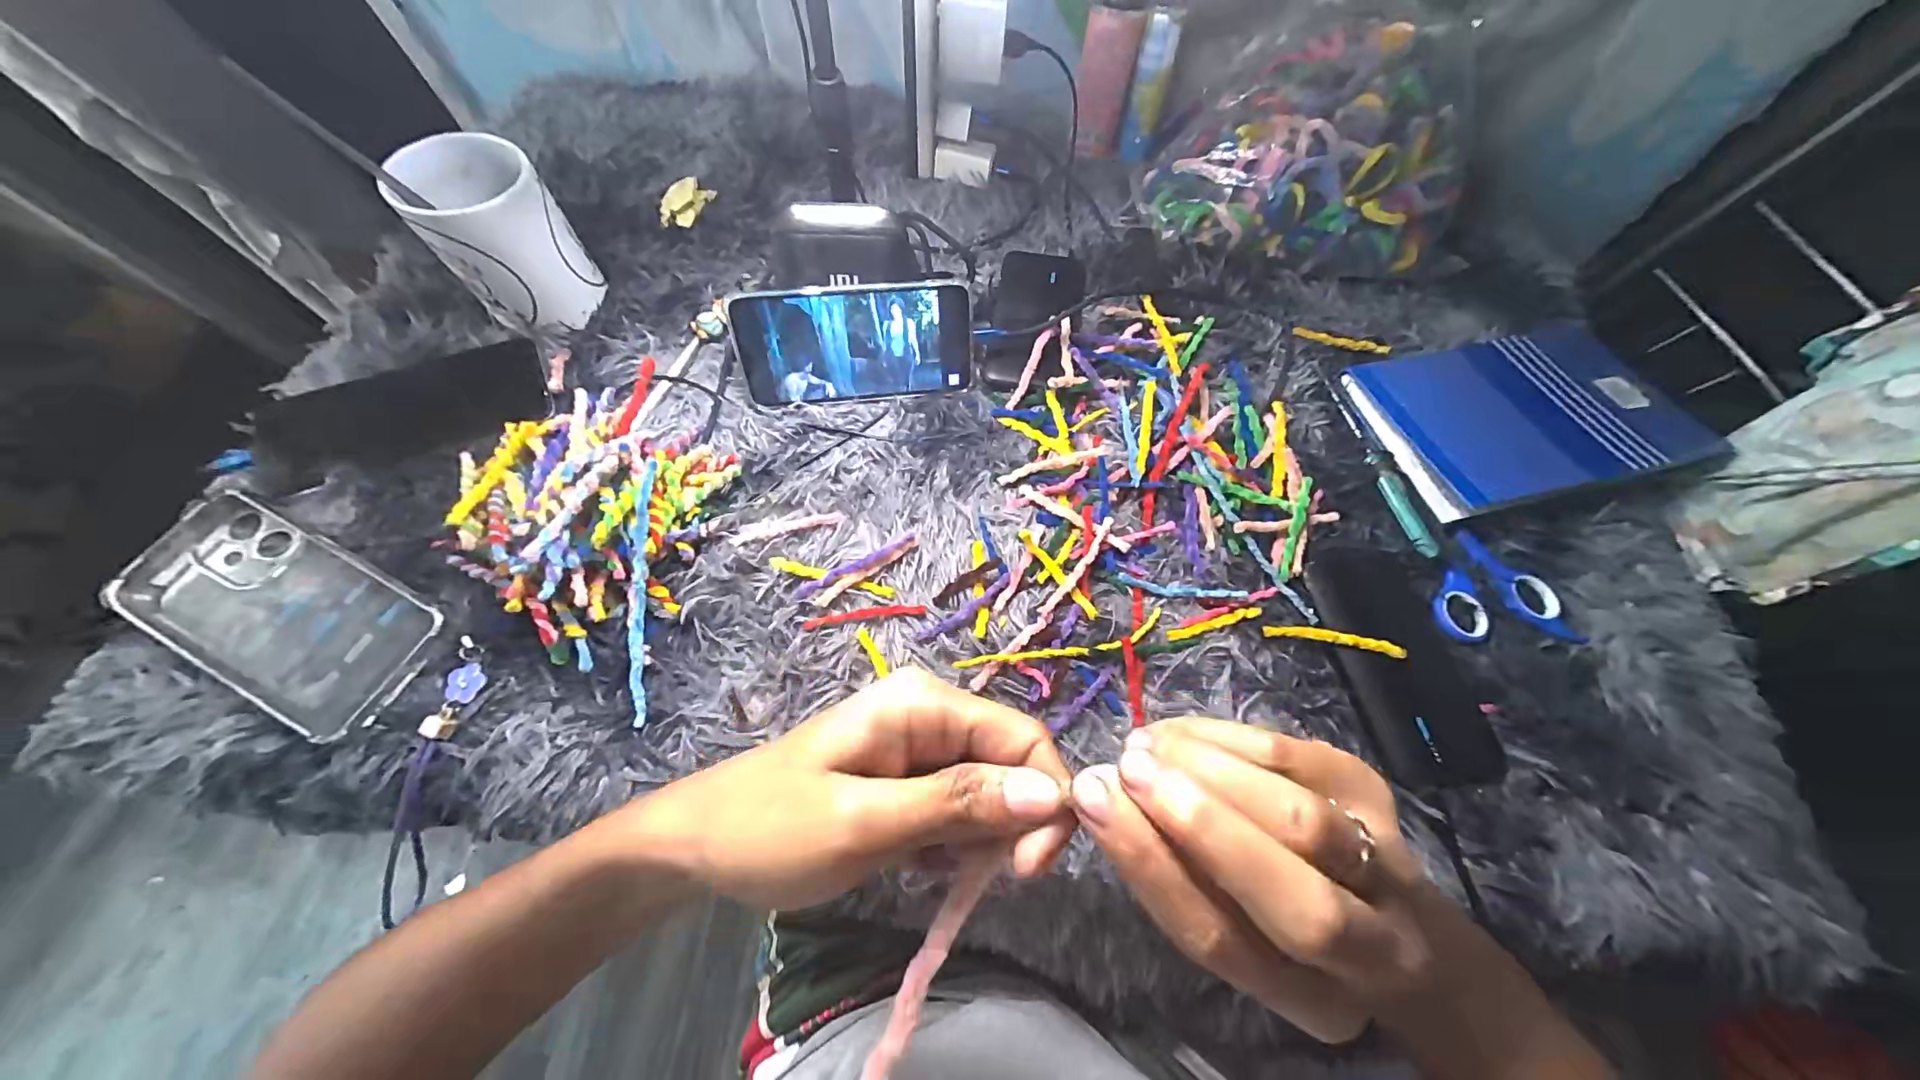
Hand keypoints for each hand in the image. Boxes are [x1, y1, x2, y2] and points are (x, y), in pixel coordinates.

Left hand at [615, 668, 1074, 909]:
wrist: (695, 845)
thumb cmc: (769, 828)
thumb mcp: (863, 822)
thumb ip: (956, 804)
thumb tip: (1049, 793)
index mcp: (924, 704)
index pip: (1022, 737)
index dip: (1044, 798)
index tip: (1025, 871)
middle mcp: (931, 715)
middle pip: (1010, 765)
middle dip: (1011, 825)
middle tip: (976, 883)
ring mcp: (919, 748)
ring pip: (990, 793)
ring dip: (980, 841)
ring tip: (927, 872)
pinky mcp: (908, 781)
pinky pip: (959, 810)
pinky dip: (953, 846)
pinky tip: (915, 866)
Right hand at [1068, 718, 1433, 1043]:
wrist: (1390, 913)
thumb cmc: (1278, 923)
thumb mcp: (1228, 926)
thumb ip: (1174, 875)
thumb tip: (1102, 798)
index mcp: (1307, 999)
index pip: (1219, 939)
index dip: (1150, 864)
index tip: (1093, 799)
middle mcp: (1370, 952)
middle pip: (1295, 900)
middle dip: (1201, 824)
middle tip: (1128, 766)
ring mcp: (1388, 867)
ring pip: (1306, 821)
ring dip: (1213, 771)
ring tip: (1148, 744)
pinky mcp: (1380, 797)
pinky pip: (1306, 759)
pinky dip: (1232, 739)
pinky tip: (1180, 733)